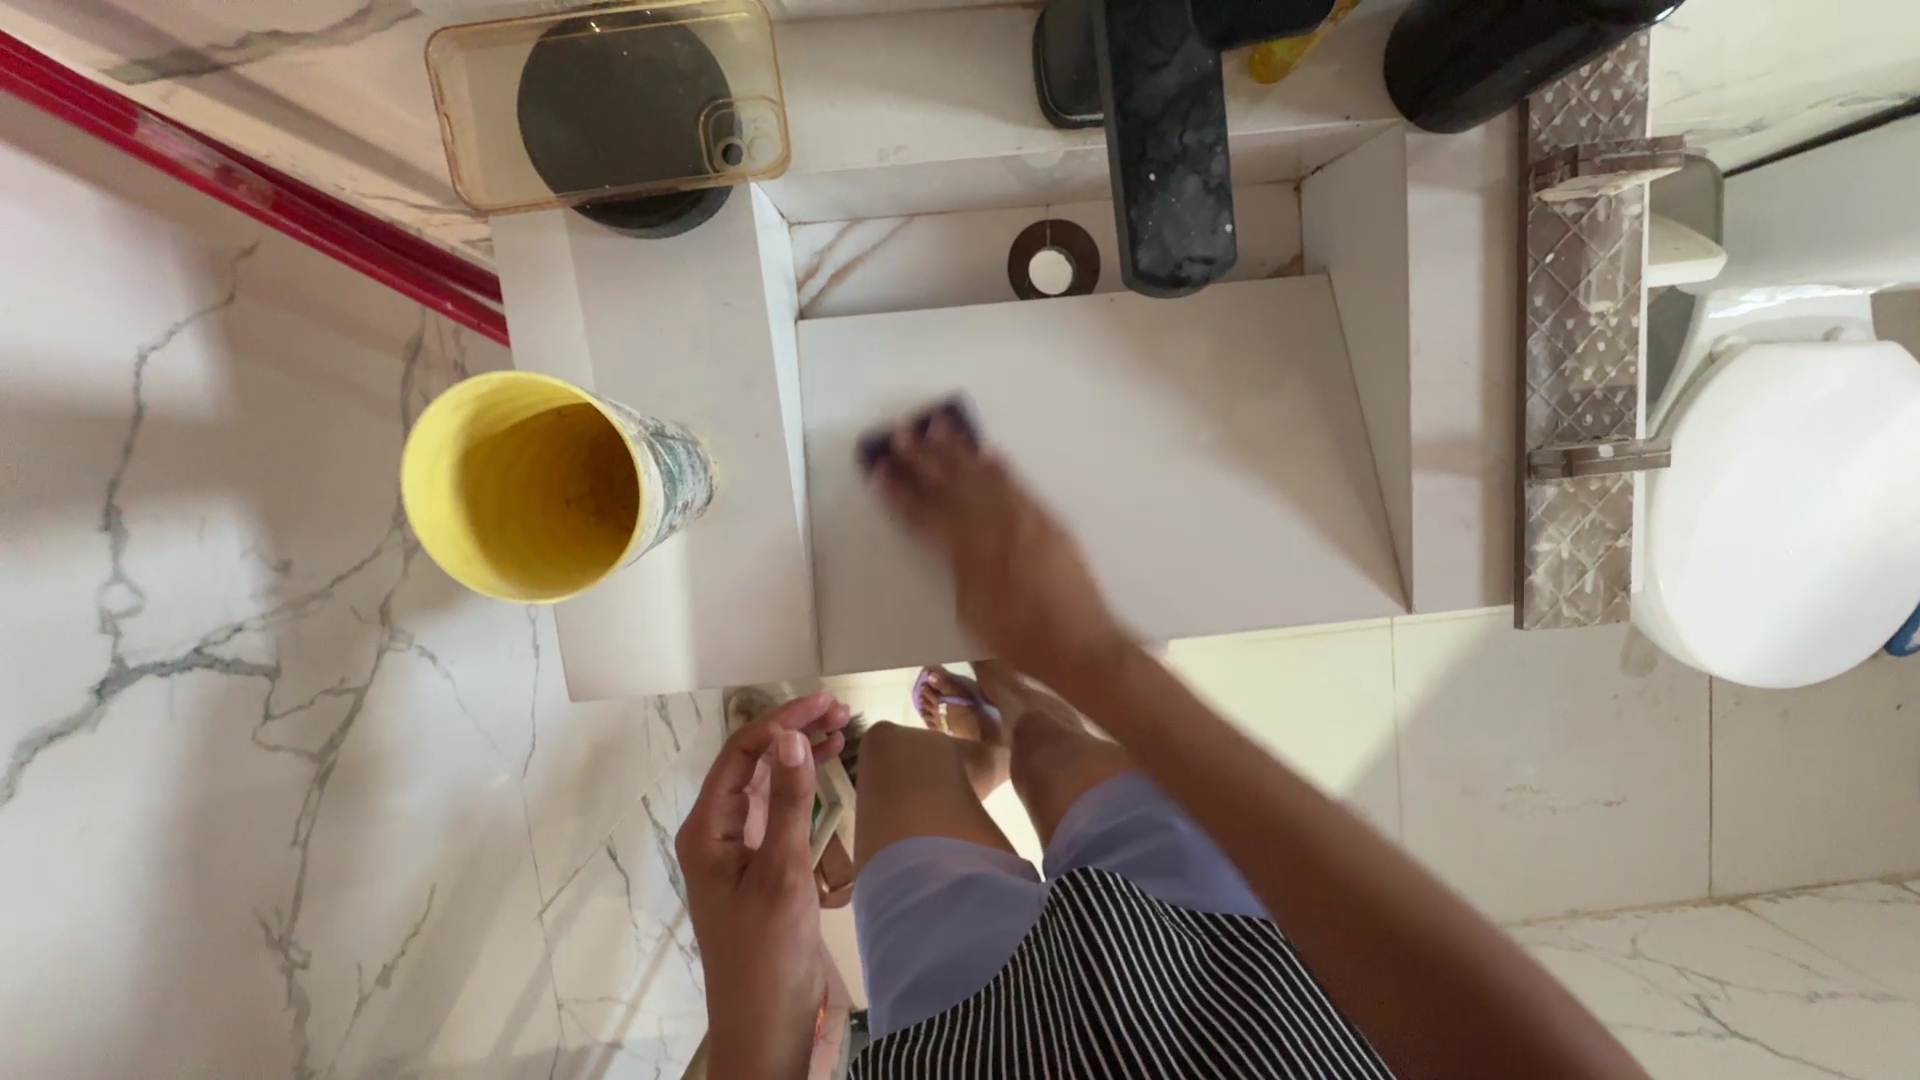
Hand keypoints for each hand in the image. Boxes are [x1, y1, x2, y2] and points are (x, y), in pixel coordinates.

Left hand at [676, 691, 850, 1078]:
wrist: (767, 1030)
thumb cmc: (767, 955)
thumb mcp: (781, 874)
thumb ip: (786, 803)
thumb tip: (790, 736)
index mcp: (707, 830)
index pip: (740, 754)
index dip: (781, 721)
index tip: (824, 705)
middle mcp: (719, 833)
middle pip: (753, 763)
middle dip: (793, 731)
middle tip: (840, 710)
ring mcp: (741, 851)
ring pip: (767, 784)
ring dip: (800, 754)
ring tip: (840, 729)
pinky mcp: (764, 868)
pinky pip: (780, 811)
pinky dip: (803, 786)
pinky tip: (826, 770)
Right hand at [872, 417, 1130, 682]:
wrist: (1080, 644)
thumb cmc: (1018, 640)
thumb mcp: (971, 611)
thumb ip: (958, 570)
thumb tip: (952, 545)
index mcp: (968, 553)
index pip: (925, 515)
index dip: (901, 493)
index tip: (880, 470)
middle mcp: (994, 527)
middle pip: (952, 486)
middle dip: (924, 460)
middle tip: (902, 436)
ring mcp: (1024, 519)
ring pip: (985, 477)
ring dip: (959, 452)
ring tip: (938, 427)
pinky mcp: (1048, 520)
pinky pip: (1018, 485)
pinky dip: (999, 467)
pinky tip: (985, 452)